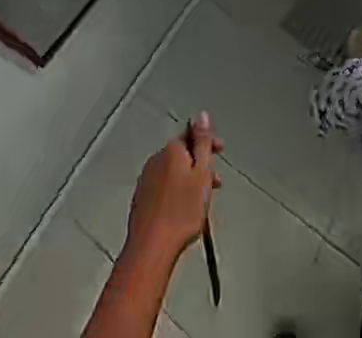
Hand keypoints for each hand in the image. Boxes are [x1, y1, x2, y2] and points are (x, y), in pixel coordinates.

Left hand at [125, 112, 222, 261]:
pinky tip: (183, 208)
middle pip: (182, 153)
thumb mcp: (202, 173)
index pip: (191, 134)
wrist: (152, 246)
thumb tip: (202, 115)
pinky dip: (176, 190)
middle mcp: (155, 160)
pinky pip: (164, 185)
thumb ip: (203, 143)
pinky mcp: (142, 198)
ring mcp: (146, 179)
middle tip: (215, 180)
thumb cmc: (182, 211)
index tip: (220, 150)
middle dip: (199, 163)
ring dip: (189, 178)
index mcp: (171, 150)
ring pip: (173, 170)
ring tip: (202, 199)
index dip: (208, 141)